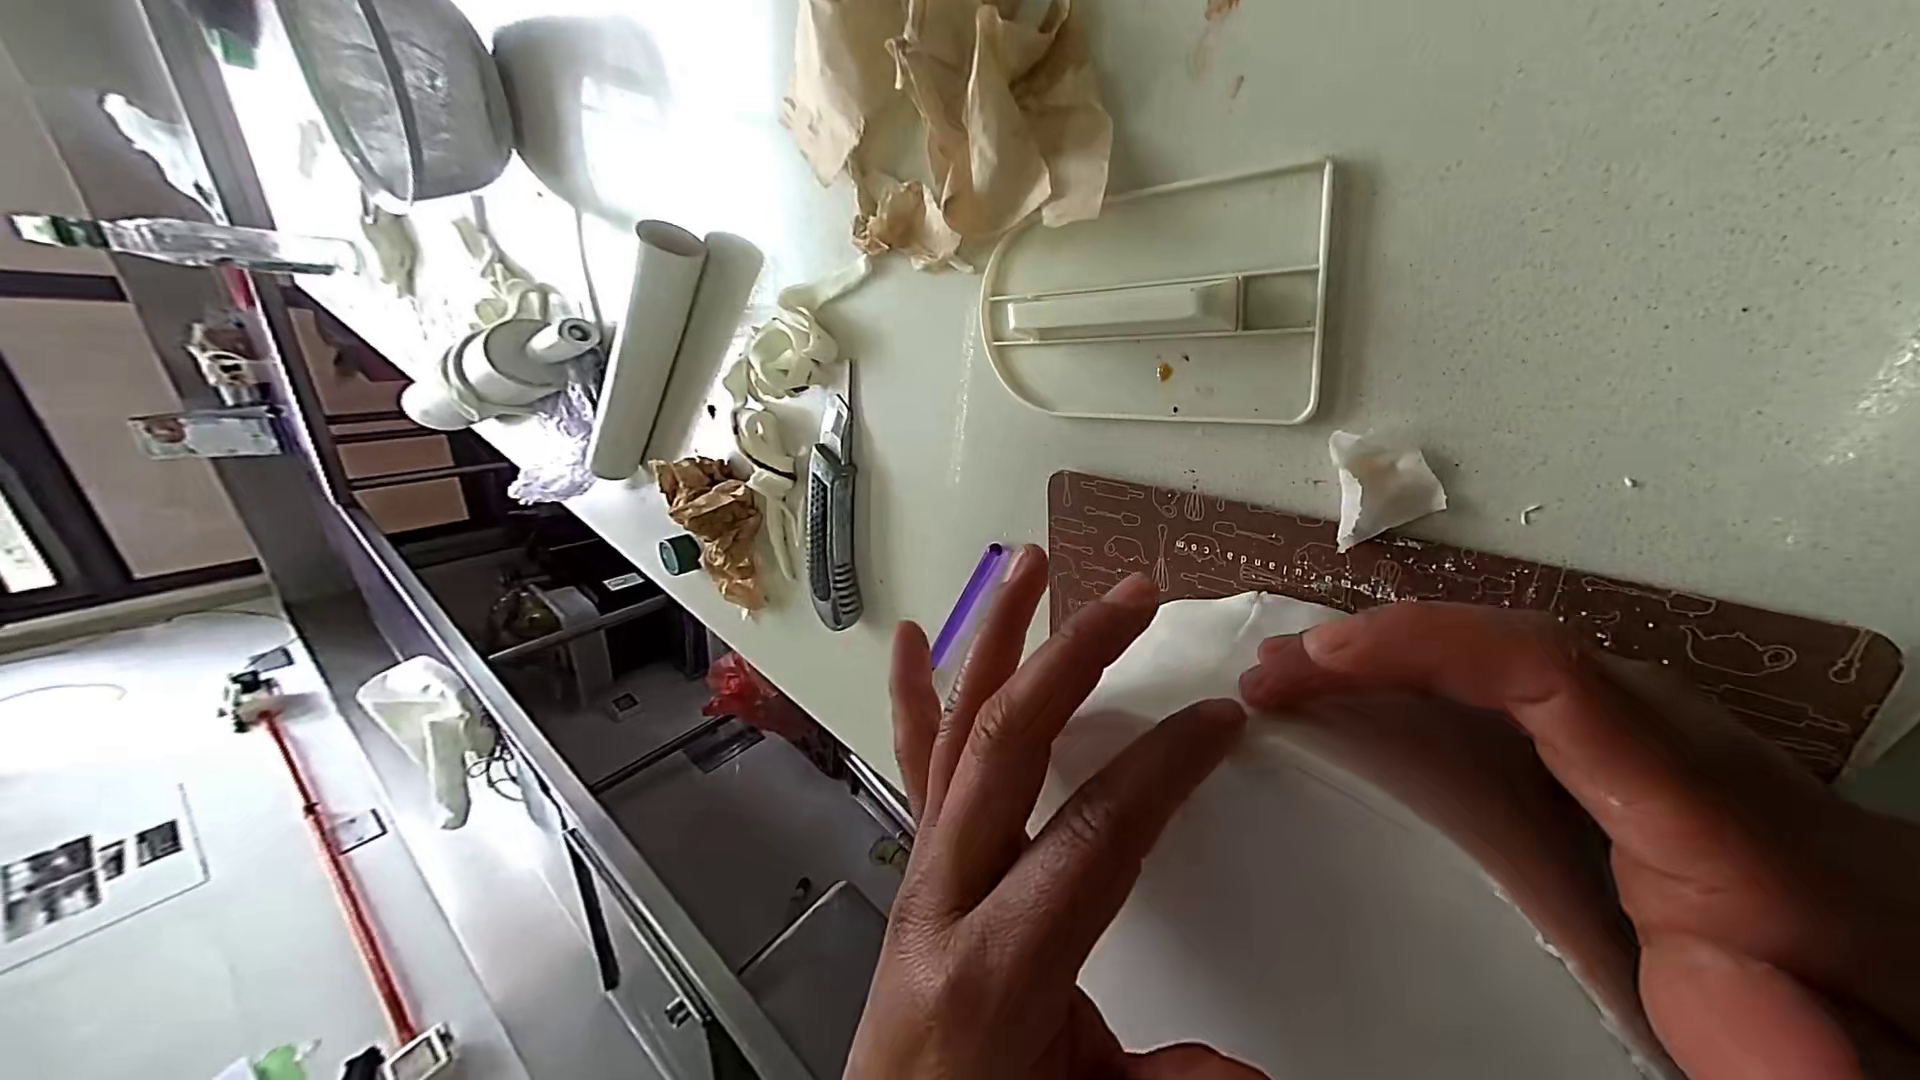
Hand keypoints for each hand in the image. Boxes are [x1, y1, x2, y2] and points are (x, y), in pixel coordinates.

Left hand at [848, 545, 1264, 1079]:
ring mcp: (925, 857)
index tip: (1217, 719)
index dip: (1161, 769)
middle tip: (1127, 598)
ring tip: (1026, 564)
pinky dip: (912, 691)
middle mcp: (949, 887)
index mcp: (999, 962)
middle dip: (1072, 658)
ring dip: (993, 636)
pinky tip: (909, 637)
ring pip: (956, 723)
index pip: (1094, 834)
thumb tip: (1249, 1073)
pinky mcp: (917, 851)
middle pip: (1009, 741)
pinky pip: (912, 756)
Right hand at [1240, 602, 1919, 1079]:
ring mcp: (1629, 734)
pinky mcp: (1599, 749)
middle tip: (1270, 672)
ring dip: (1376, 654)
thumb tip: (1716, 985)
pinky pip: (1489, 685)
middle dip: (1370, 644)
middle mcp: (1660, 740)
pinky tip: (1352, 695)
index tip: (1318, 655)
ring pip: (1488, 655)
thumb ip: (1789, 1043)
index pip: (1549, 675)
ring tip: (1289, 672)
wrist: (1907, 994)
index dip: (1425, 644)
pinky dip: (1406, 678)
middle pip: (1498, 644)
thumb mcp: (1831, 1058)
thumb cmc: (1848, 1022)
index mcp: (1699, 803)